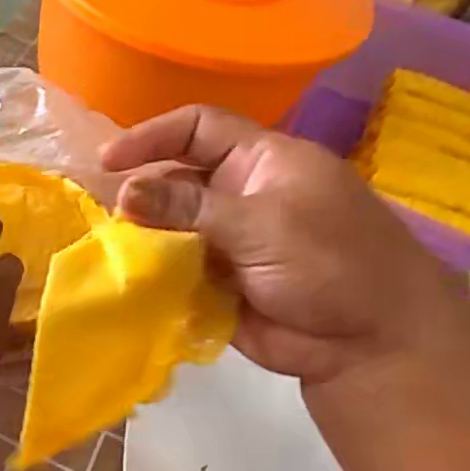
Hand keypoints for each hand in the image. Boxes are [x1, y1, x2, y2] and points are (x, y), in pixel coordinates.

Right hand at [102, 105, 469, 385]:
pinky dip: (153, 273)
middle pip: (176, 180)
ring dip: (142, 237)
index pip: (198, 129)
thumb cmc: (330, 262)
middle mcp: (239, 195)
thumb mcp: (261, 222)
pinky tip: (126, 279)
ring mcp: (226, 241)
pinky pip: (175, 270)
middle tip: (104, 216)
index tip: (109, 162)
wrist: (365, 341)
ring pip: (171, 228)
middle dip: (141, 193)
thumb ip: (190, 207)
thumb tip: (123, 192)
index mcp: (260, 161)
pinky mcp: (217, 282)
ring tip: (108, 249)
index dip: (152, 137)